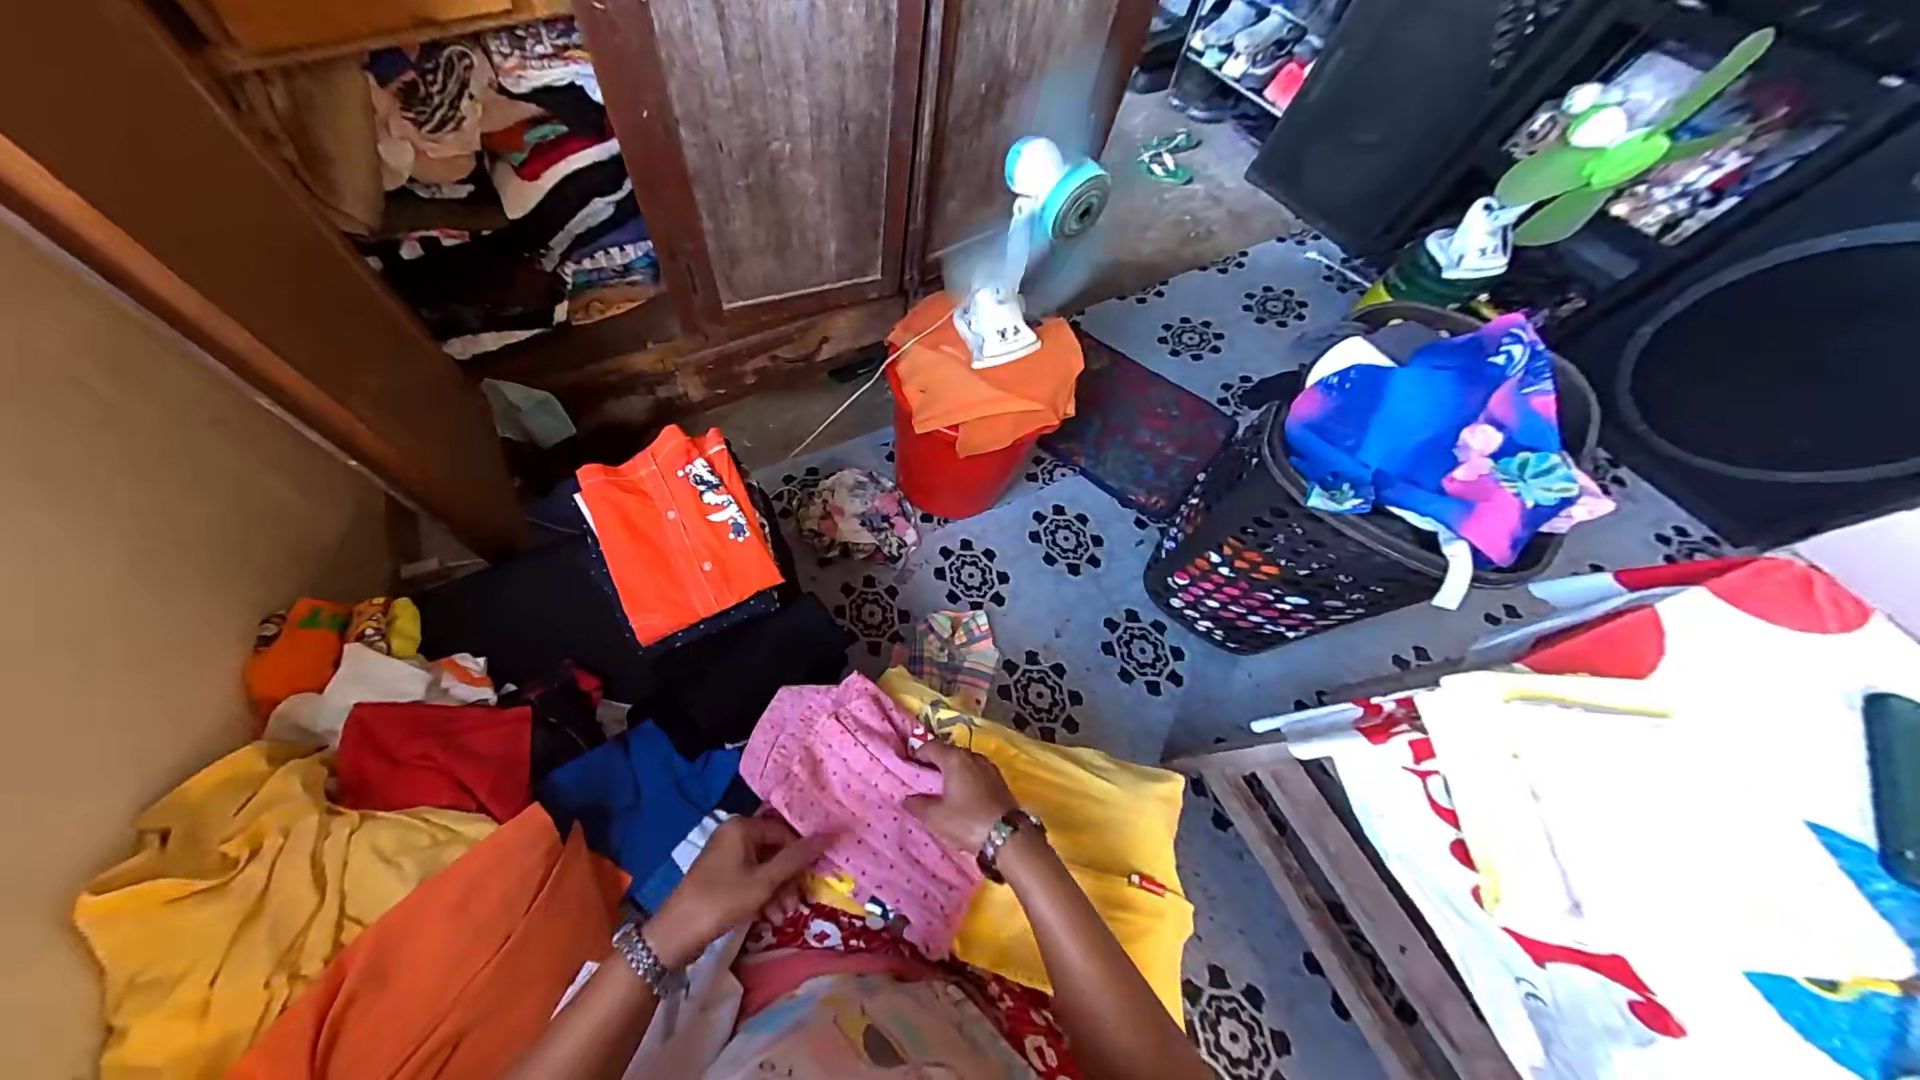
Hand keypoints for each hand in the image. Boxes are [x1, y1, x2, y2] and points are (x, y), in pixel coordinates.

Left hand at [644, 816, 825, 967]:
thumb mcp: (764, 881)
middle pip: (775, 851)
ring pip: (764, 868)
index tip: (812, 877)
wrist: (675, 935)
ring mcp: (726, 856)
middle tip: (797, 903)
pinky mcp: (721, 877)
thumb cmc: (722, 900)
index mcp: (742, 826)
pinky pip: (751, 879)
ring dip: (778, 892)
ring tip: (783, 916)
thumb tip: (831, 834)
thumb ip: (797, 858)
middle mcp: (734, 834)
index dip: (801, 854)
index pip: (784, 832)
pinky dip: (763, 896)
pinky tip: (770, 917)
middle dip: (788, 879)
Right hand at [904, 738, 1018, 851]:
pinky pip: (975, 770)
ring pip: (964, 760)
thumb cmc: (967, 821)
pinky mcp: (999, 779)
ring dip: (951, 768)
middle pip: (948, 751)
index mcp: (955, 758)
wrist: (1008, 835)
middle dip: (934, 760)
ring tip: (941, 784)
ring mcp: (988, 766)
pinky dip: (965, 776)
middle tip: (922, 774)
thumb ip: (917, 804)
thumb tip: (907, 798)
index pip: (930, 746)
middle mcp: (972, 755)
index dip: (917, 753)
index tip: (908, 763)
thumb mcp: (935, 817)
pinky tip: (961, 791)